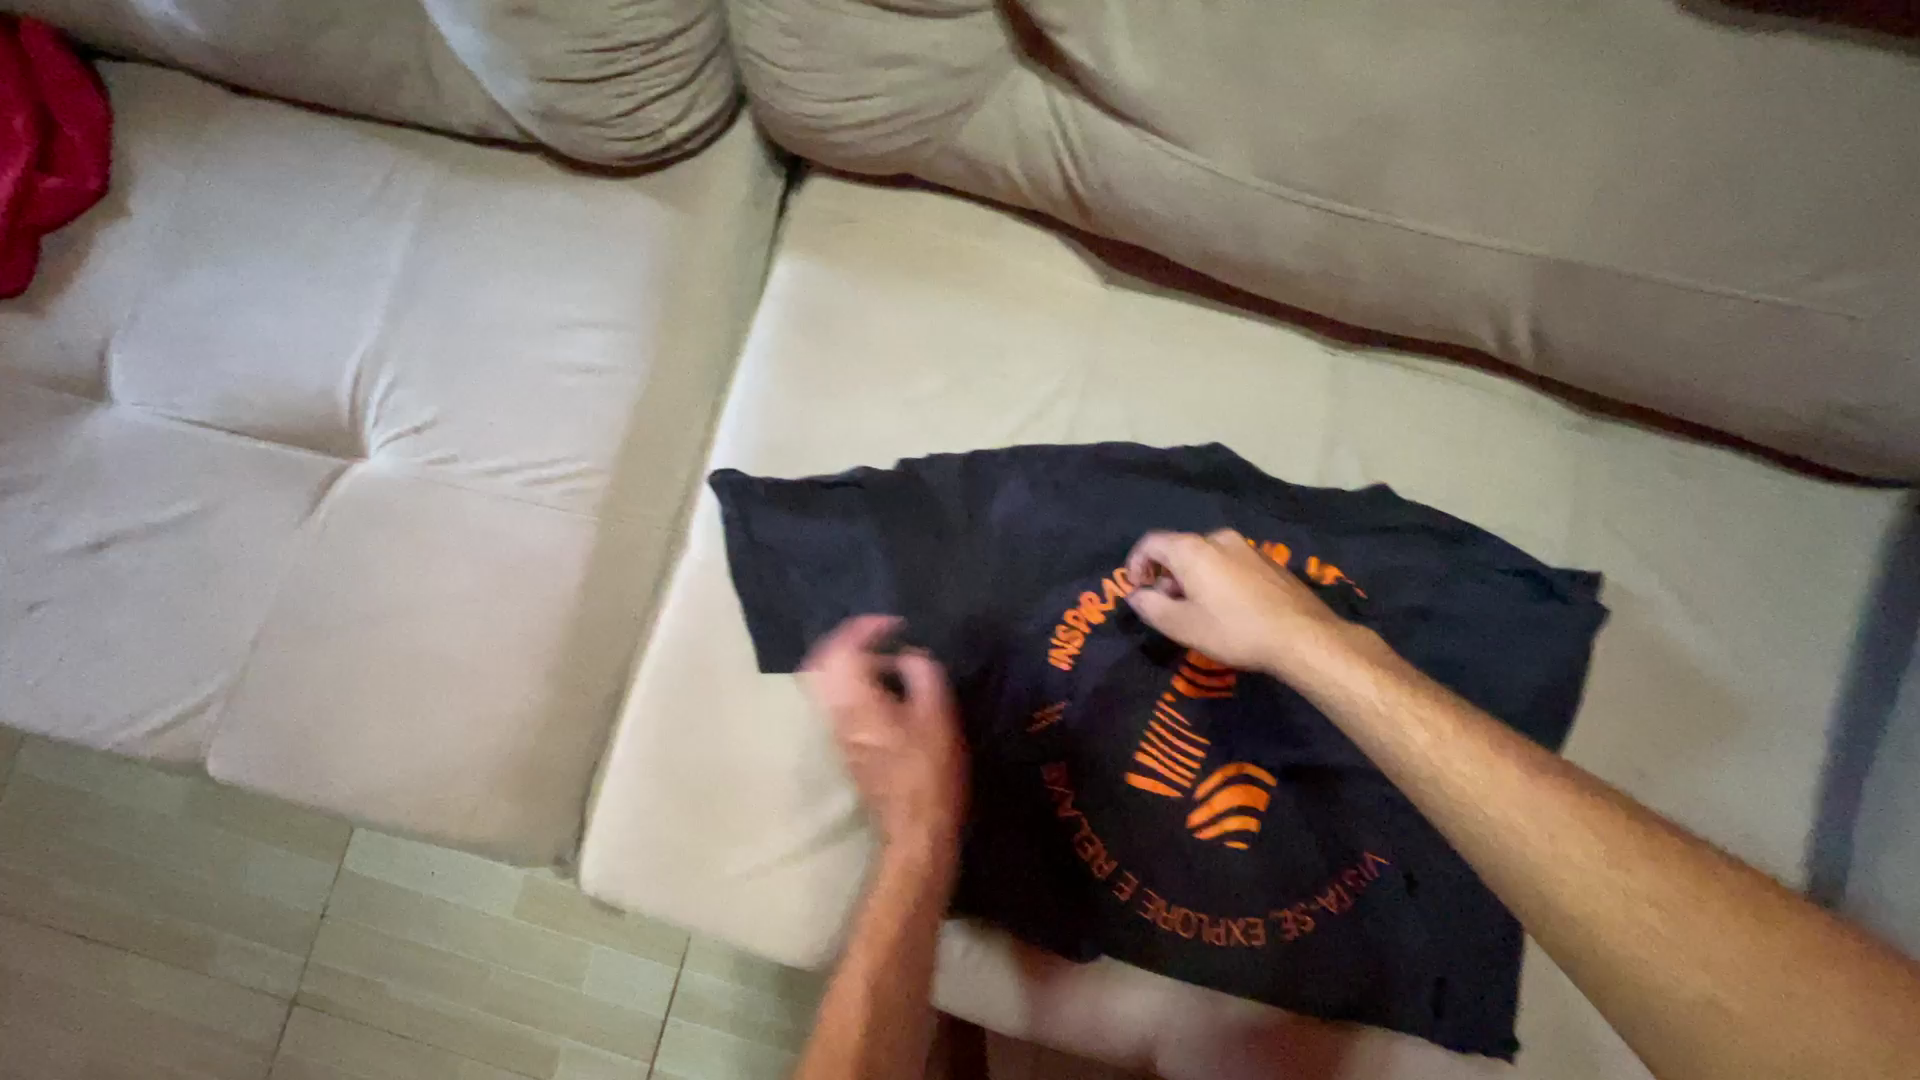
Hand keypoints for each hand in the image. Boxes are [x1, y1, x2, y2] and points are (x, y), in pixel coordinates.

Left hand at [801, 616, 967, 857]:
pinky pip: (836, 701)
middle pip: (820, 663)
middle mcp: (836, 714)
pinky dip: (853, 684)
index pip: (842, 649)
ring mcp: (837, 733)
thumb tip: (909, 654)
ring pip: (825, 683)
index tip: (894, 624)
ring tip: (887, 661)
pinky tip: (886, 690)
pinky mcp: (845, 746)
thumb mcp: (938, 717)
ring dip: (849, 663)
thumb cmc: (929, 773)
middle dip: (846, 641)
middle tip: (879, 636)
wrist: (914, 829)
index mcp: (856, 702)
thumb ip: (922, 675)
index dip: (865, 628)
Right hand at [1125, 528, 1365, 680]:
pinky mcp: (1269, 562)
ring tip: (1199, 612)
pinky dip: (1217, 580)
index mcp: (1193, 549)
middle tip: (1168, 607)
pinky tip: (1229, 609)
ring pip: (1206, 557)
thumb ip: (1150, 607)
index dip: (1135, 564)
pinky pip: (1230, 564)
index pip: (1150, 542)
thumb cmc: (1234, 630)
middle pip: (1179, 549)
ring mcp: (1248, 548)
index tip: (1137, 590)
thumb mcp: (1182, 626)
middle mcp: (1219, 539)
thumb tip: (1136, 595)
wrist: (1303, 636)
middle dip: (1166, 576)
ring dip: (1192, 579)